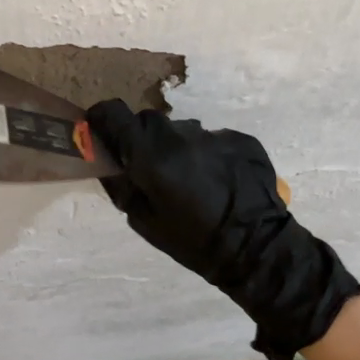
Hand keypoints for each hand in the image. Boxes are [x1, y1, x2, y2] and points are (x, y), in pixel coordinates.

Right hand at [84, 100, 359, 359]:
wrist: (257, 248)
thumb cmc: (193, 242)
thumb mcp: (143, 221)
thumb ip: (122, 185)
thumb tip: (112, 162)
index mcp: (152, 154)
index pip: (114, 112)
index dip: (103, 118)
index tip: (102, 131)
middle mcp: (181, 134)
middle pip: (149, 120)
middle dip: (142, 139)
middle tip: (149, 167)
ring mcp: (214, 134)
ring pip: (182, 130)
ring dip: (177, 148)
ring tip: (190, 180)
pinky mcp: (240, 138)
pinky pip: (212, 140)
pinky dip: (207, 155)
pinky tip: (218, 182)